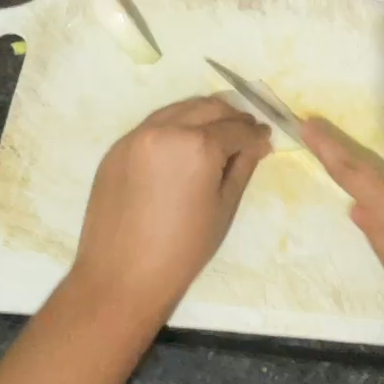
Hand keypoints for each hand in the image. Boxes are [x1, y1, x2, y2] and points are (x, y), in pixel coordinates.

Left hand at [68, 97, 271, 319]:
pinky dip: (176, 126)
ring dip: (203, 115)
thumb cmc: (183, 249)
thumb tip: (257, 143)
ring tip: (217, 135)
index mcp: (197, 146)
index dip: (256, 134)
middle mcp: (165, 130)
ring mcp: (137, 136)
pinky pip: (154, 124)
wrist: (122, 276)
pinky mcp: (118, 147)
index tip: (266, 140)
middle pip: (208, 107)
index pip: (236, 128)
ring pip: (179, 109)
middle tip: (246, 133)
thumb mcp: (224, 207)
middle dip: (232, 117)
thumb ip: (242, 166)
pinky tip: (184, 147)